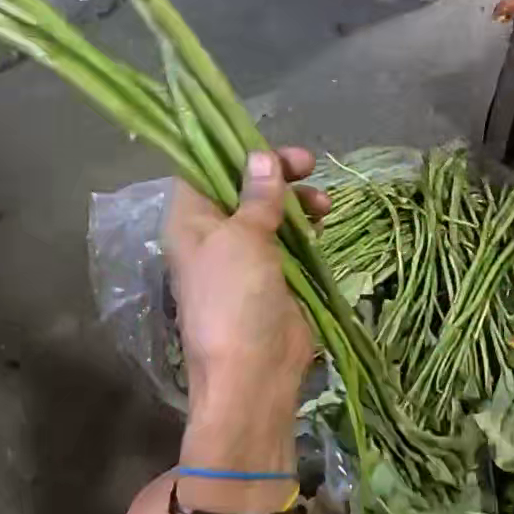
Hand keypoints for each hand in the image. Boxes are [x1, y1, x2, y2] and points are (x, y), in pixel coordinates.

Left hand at [165, 149, 328, 460]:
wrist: (254, 370)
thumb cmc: (235, 297)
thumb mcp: (243, 237)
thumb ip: (256, 195)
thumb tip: (261, 156)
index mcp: (191, 221)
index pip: (204, 170)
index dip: (234, 151)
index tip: (268, 143)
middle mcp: (215, 234)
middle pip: (243, 188)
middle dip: (276, 174)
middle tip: (308, 164)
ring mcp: (246, 257)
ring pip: (271, 213)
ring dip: (296, 202)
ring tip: (322, 205)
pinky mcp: (274, 276)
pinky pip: (289, 241)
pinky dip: (305, 229)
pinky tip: (321, 225)